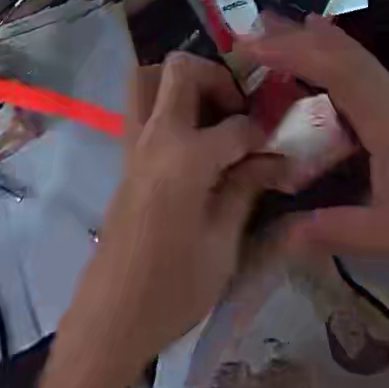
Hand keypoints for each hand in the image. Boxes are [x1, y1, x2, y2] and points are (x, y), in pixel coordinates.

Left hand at [41, 53, 280, 387]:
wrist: (111, 317)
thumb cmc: (173, 286)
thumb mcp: (223, 244)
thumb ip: (247, 188)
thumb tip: (277, 159)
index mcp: (186, 155)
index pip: (236, 125)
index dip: (263, 134)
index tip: (278, 150)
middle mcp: (157, 135)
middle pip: (182, 70)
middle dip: (217, 77)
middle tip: (238, 109)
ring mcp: (135, 143)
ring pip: (149, 78)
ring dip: (183, 83)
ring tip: (212, 113)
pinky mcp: (126, 157)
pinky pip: (142, 106)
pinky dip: (168, 103)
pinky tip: (193, 139)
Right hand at [248, 14, 388, 268]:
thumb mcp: (388, 232)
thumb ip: (333, 230)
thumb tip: (281, 235)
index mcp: (383, 114)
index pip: (331, 68)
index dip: (290, 51)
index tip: (251, 45)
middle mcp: (388, 93)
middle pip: (337, 50)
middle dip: (293, 36)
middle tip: (250, 29)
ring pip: (349, 53)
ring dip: (311, 39)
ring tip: (273, 30)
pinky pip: (358, 66)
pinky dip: (330, 52)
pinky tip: (318, 51)